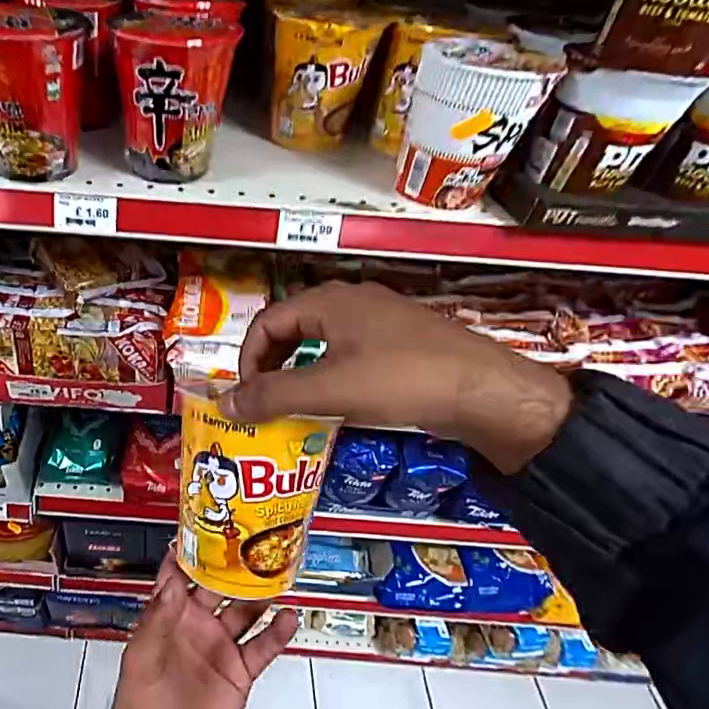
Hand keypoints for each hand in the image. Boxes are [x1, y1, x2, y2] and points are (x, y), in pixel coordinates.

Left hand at [98, 551, 297, 708]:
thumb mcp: (142, 659)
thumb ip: (158, 619)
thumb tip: (172, 581)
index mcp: (169, 617)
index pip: (179, 574)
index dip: (191, 549)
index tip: (205, 524)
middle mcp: (197, 626)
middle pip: (219, 585)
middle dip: (234, 564)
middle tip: (253, 539)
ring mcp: (220, 648)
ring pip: (246, 610)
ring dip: (260, 592)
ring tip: (277, 570)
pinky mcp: (239, 672)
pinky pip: (262, 646)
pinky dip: (277, 632)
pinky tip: (287, 617)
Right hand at [223, 280, 572, 471]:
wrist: (483, 389)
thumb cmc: (401, 379)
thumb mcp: (330, 390)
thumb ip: (273, 396)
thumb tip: (225, 404)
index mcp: (328, 301)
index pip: (266, 322)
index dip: (248, 359)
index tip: (248, 395)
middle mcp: (351, 301)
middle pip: (293, 328)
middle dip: (273, 365)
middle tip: (266, 401)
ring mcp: (379, 319)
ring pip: (323, 342)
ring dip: (302, 372)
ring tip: (297, 406)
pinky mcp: (401, 340)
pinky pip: (351, 353)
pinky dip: (332, 375)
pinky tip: (340, 403)